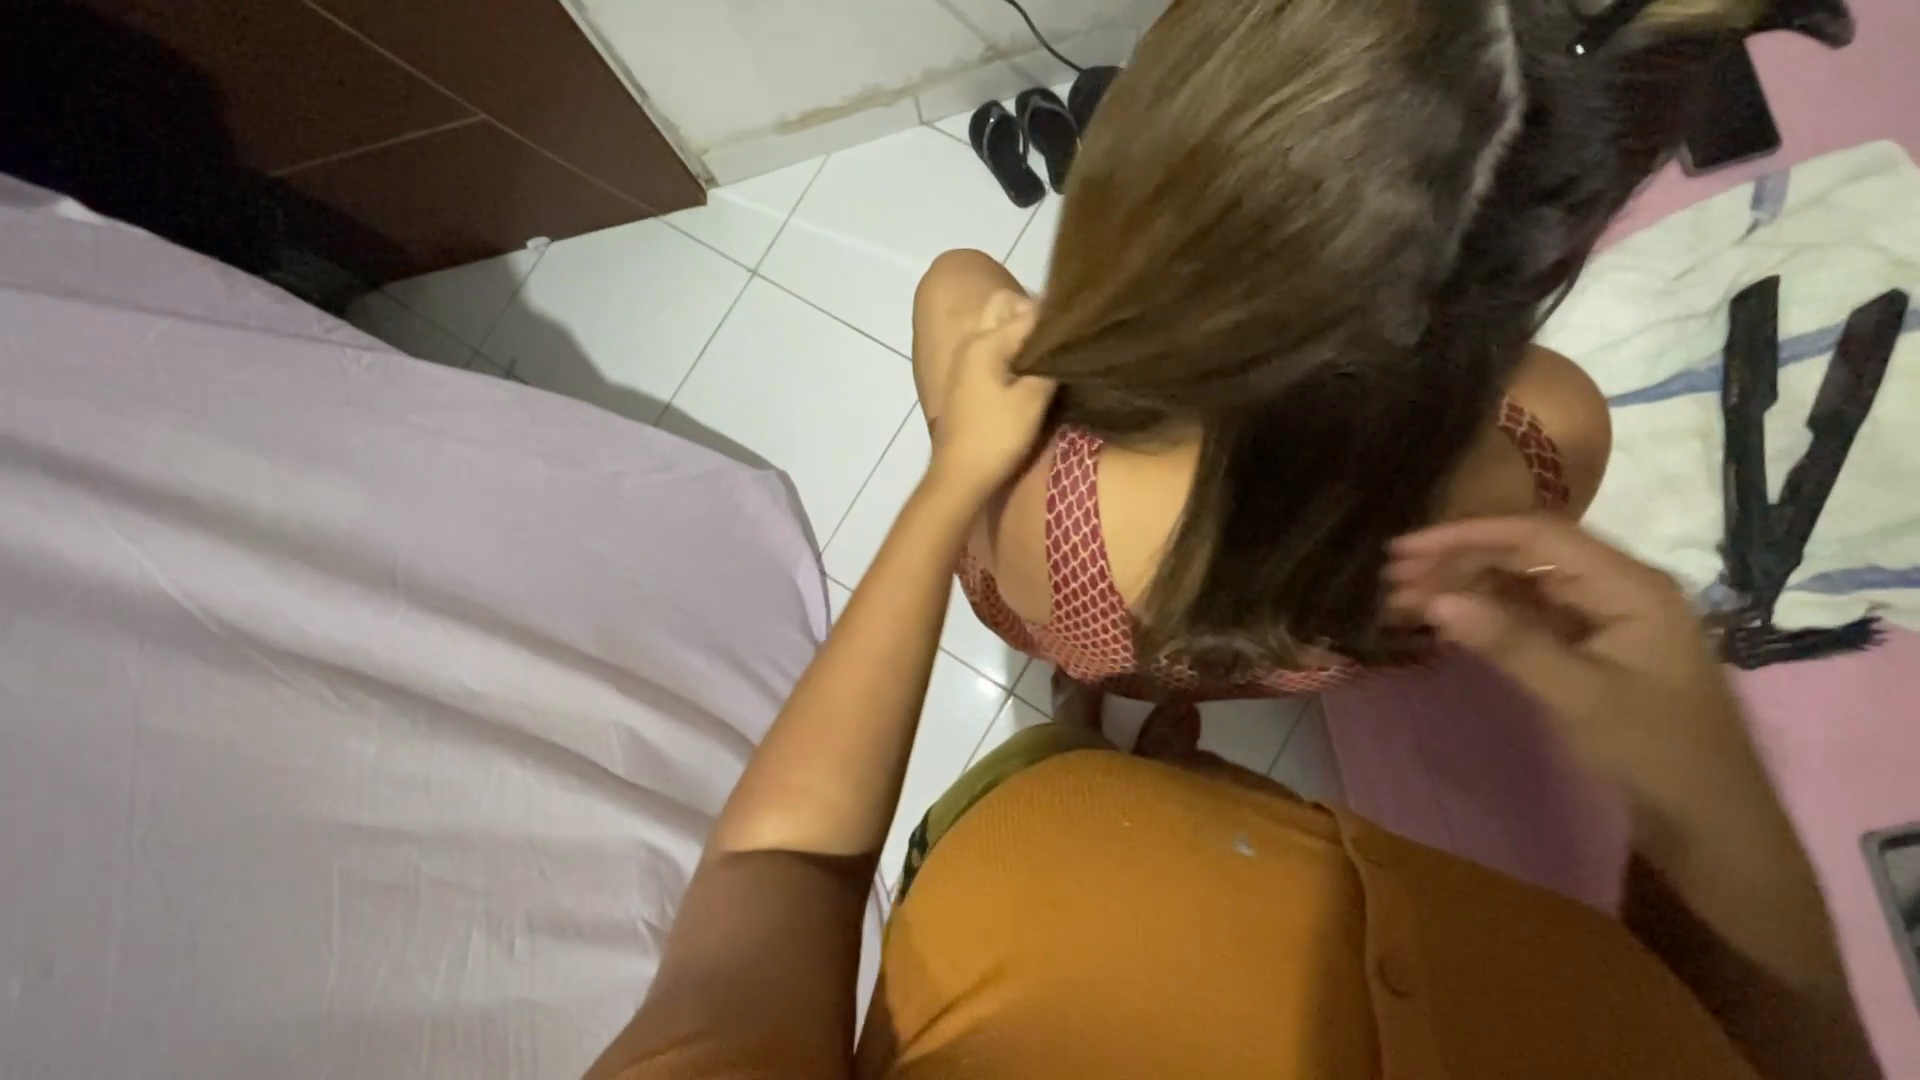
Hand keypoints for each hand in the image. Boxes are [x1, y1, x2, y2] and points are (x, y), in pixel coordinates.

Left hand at [926, 291, 1053, 502]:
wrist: (958, 475)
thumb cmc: (996, 437)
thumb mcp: (1032, 401)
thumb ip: (1050, 365)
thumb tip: (1065, 342)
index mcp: (986, 341)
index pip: (1028, 311)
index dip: (1056, 317)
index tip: (1081, 326)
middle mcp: (971, 341)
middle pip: (1003, 306)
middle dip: (1032, 314)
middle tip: (1057, 339)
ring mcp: (963, 360)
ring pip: (995, 326)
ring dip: (1019, 332)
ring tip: (1046, 354)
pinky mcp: (964, 380)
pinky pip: (990, 348)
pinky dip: (1008, 349)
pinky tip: (1027, 371)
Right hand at [1384, 516, 1761, 810]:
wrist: (1707, 819)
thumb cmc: (1655, 752)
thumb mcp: (1578, 696)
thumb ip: (1507, 642)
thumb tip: (1434, 600)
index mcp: (1629, 586)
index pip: (1535, 536)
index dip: (1465, 536)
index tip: (1404, 551)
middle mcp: (1616, 587)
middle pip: (1522, 554)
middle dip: (1455, 561)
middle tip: (1392, 578)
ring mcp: (1601, 614)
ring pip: (1518, 582)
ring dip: (1461, 585)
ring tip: (1403, 598)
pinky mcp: (1586, 641)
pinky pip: (1524, 611)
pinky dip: (1481, 611)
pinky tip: (1443, 619)